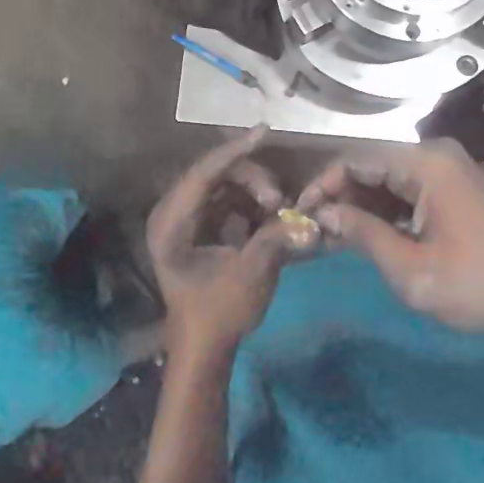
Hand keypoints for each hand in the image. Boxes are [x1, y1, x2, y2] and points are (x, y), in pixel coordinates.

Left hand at [146, 128, 318, 361]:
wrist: (203, 350)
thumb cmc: (218, 314)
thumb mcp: (250, 277)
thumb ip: (277, 242)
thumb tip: (311, 223)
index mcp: (172, 223)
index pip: (204, 174)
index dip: (235, 151)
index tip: (264, 133)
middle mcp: (171, 214)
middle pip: (214, 175)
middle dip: (252, 179)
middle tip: (279, 200)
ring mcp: (183, 220)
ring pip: (222, 186)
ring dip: (252, 190)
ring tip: (277, 210)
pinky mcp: (197, 228)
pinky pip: (225, 201)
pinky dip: (249, 203)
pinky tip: (269, 215)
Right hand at [296, 139, 483, 345]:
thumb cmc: (479, 285)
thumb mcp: (411, 270)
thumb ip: (362, 235)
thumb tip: (322, 215)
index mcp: (425, 164)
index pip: (356, 161)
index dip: (323, 186)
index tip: (299, 216)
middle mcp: (432, 154)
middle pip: (369, 165)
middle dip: (339, 197)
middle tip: (314, 231)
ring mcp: (444, 168)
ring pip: (384, 177)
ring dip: (358, 205)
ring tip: (333, 237)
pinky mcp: (450, 184)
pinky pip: (403, 187)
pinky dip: (382, 209)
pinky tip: (364, 234)